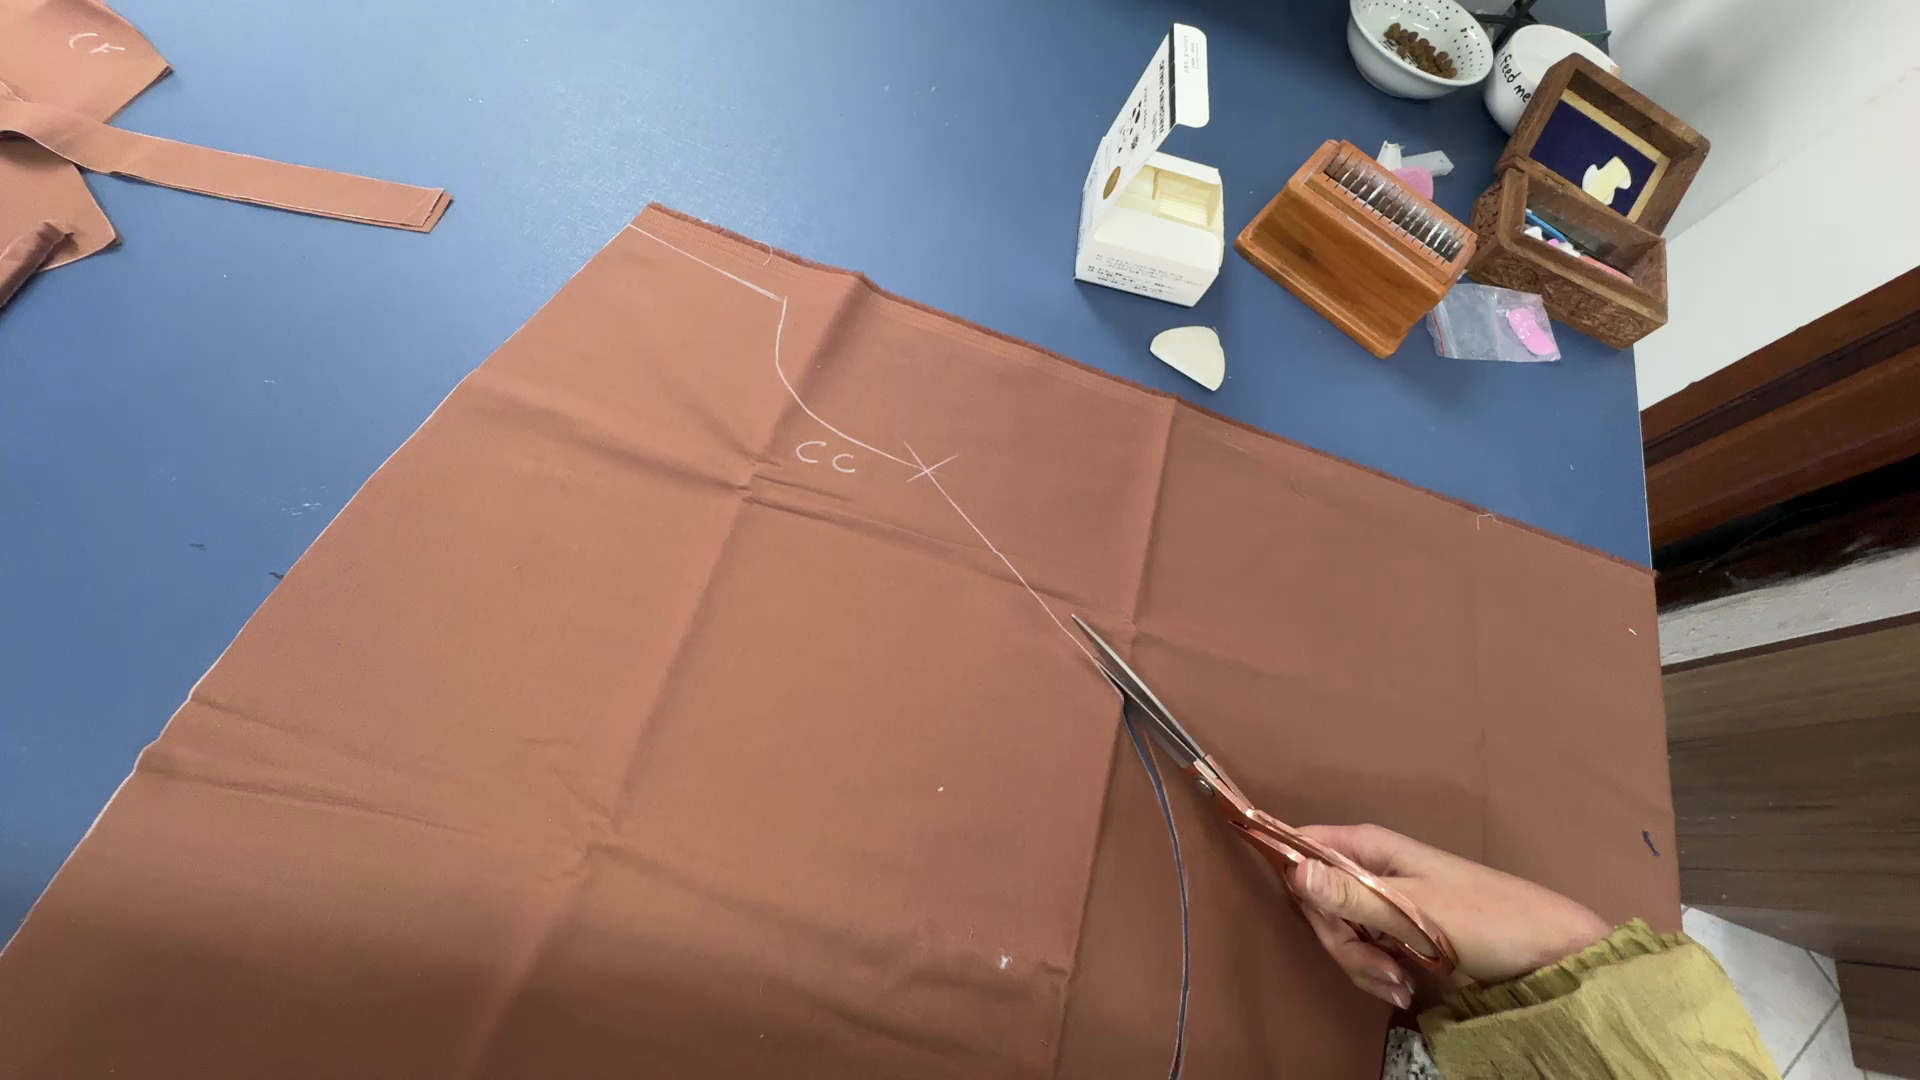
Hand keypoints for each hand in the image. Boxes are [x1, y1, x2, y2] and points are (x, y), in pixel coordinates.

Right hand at [1284, 824, 1612, 1009]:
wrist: (1554, 957)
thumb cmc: (1485, 918)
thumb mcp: (1413, 910)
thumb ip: (1350, 893)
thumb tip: (1292, 871)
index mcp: (1366, 846)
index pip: (1302, 845)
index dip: (1292, 872)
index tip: (1308, 911)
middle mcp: (1367, 868)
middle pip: (1317, 898)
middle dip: (1338, 938)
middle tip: (1374, 966)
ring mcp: (1382, 902)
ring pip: (1338, 929)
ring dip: (1358, 962)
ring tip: (1398, 984)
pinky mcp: (1397, 934)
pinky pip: (1363, 951)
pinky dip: (1374, 974)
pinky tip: (1402, 988)